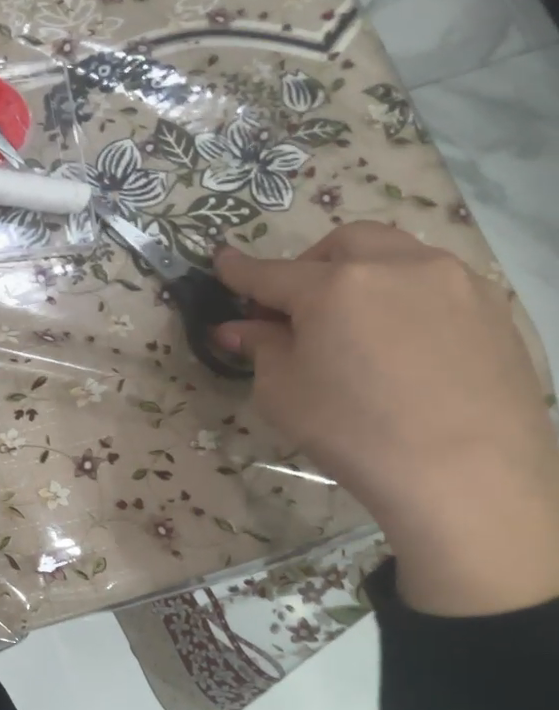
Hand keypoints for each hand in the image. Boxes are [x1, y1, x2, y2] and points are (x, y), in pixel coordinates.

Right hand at [214, 223, 558, 615]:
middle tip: (291, 307)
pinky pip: (432, 283)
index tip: (220, 260)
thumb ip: (262, 347)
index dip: (239, 270)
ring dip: (359, 275)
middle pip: (344, 244)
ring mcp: (454, 282)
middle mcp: (398, 267)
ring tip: (346, 323)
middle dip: (309, 264)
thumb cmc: (350, 427)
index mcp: (335, 286)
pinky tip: (392, 343)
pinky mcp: (490, 306)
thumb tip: (241, 328)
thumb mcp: (281, 390)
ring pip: (395, 255)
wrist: (463, 466)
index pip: (271, 273)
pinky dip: (399, 297)